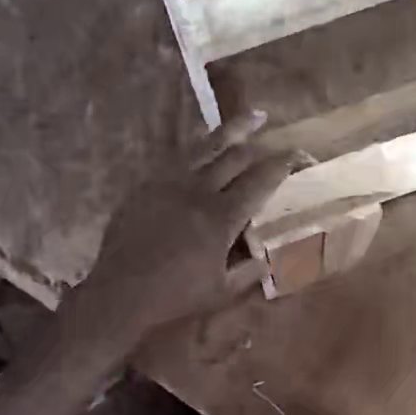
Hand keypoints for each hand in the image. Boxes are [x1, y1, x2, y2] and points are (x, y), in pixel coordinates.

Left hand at [61, 110, 297, 336]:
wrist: (119, 294)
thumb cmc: (176, 297)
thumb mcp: (223, 291)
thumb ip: (250, 271)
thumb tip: (267, 257)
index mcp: (221, 218)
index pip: (259, 181)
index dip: (281, 165)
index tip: (297, 155)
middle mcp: (197, 192)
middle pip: (235, 156)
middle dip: (262, 145)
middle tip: (278, 140)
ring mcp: (168, 184)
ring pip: (205, 147)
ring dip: (232, 131)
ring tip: (252, 117)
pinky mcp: (146, 186)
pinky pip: (178, 158)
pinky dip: (200, 149)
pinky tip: (207, 147)